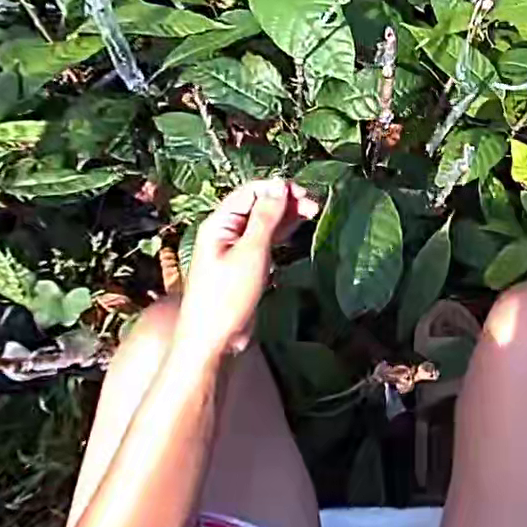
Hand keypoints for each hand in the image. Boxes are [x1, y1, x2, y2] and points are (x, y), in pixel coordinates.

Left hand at [177, 179, 318, 358]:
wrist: (213, 340)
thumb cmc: (228, 296)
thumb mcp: (251, 252)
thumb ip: (266, 217)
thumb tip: (280, 186)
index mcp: (219, 222)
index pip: (250, 191)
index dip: (276, 188)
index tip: (303, 192)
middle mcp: (225, 230)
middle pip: (257, 204)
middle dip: (285, 200)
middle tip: (313, 204)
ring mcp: (235, 247)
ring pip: (263, 221)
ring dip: (286, 214)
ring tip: (312, 211)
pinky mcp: (245, 263)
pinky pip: (264, 238)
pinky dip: (281, 231)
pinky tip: (298, 227)